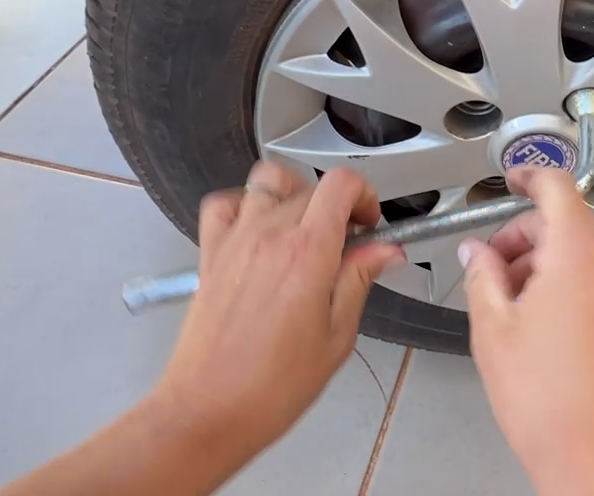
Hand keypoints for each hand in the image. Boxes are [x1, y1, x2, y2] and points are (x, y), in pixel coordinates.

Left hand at [0, 162, 400, 495]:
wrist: (206, 414)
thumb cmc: (274, 385)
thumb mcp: (337, 336)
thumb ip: (360, 280)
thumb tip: (387, 250)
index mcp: (309, 251)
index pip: (341, 184)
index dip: (364, 193)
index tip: (370, 223)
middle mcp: (271, 233)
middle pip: (312, 185)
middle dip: (337, 204)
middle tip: (345, 241)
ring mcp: (237, 239)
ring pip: (268, 180)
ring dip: (293, 192)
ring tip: (303, 224)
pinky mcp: (210, 253)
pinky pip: (223, 204)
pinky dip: (243, 204)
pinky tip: (258, 228)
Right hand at [459, 168, 593, 495]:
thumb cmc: (552, 403)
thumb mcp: (493, 329)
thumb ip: (481, 275)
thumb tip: (476, 252)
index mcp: (577, 251)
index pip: (556, 184)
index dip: (528, 174)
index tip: (511, 179)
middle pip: (565, 218)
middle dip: (523, 234)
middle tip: (491, 266)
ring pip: (580, 246)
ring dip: (543, 258)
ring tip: (512, 303)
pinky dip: (566, 277)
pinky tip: (540, 319)